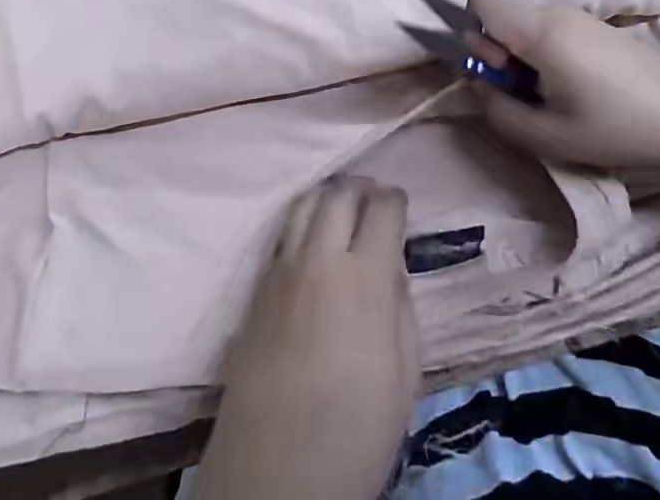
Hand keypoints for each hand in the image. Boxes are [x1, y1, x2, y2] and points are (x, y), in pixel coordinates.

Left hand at [196, 178, 418, 499]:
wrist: (276, 472)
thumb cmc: (356, 429)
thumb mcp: (404, 371)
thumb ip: (400, 306)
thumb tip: (389, 267)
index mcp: (365, 278)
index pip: (382, 208)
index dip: (395, 200)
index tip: (400, 205)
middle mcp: (319, 260)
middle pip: (338, 195)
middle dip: (361, 188)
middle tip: (373, 198)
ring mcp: (280, 272)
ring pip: (302, 205)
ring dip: (326, 197)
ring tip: (341, 209)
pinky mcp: (254, 290)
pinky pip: (280, 236)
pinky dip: (300, 223)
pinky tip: (310, 243)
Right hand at [469, 0, 659, 173]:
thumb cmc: (618, 128)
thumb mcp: (548, 136)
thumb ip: (497, 111)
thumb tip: (478, 86)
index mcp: (540, 30)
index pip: (479, 6)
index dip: (474, 40)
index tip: (500, 75)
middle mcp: (556, 11)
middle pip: (500, 13)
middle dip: (495, 49)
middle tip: (524, 91)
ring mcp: (580, 16)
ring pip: (523, 22)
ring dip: (519, 53)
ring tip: (550, 94)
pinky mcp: (596, 26)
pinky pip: (548, 27)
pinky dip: (542, 52)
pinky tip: (573, 87)